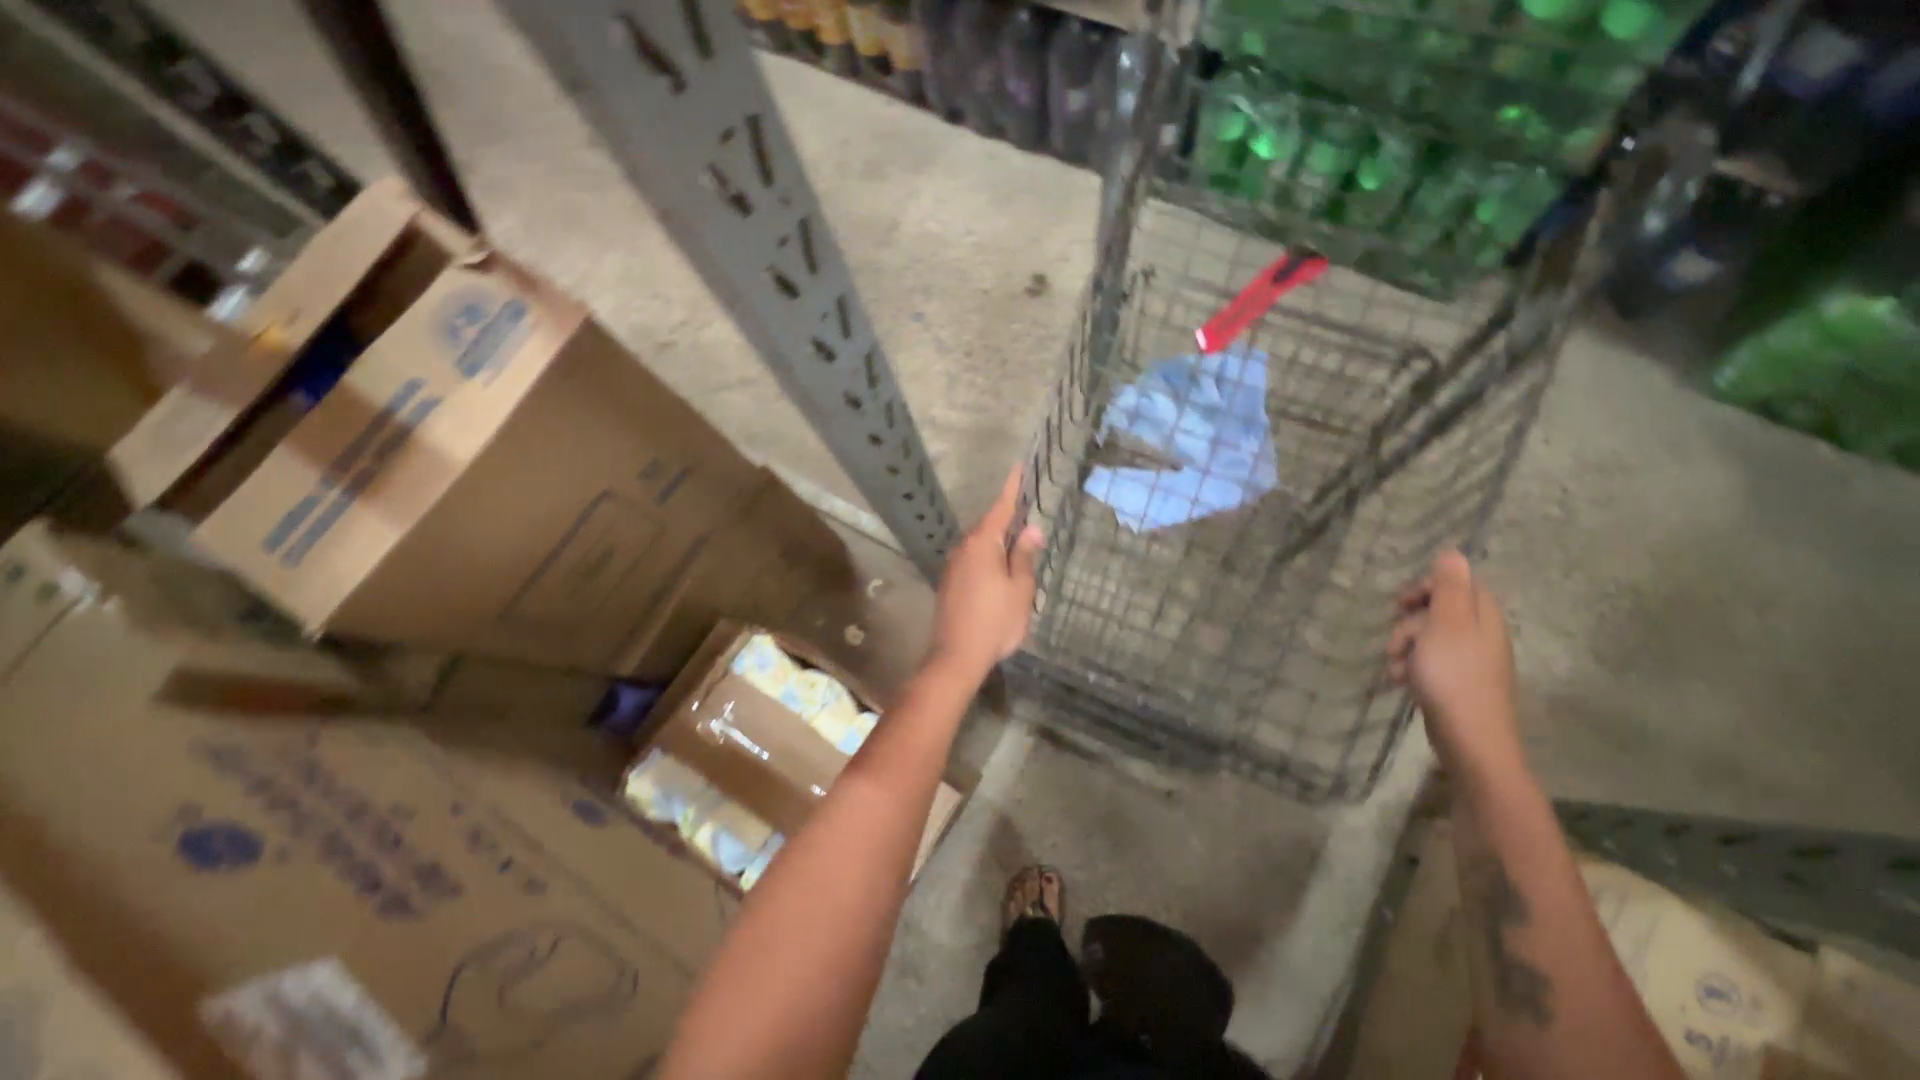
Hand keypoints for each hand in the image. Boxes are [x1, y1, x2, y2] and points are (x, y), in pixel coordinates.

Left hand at [927, 466, 1042, 677]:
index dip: (1013, 488)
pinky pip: (973, 560)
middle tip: (1030, 513)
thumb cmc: (995, 621)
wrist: (956, 656)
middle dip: (1008, 519)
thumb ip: (1024, 556)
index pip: (1001, 507)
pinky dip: (988, 558)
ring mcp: (953, 566)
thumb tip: (1031, 529)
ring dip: (998, 542)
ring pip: (980, 545)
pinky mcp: (949, 583)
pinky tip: (1000, 570)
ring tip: (1019, 544)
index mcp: (983, 543)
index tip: (1019, 467)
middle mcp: (964, 548)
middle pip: (989, 526)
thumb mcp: (1020, 589)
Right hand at [1388, 550, 1522, 773]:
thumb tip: (1454, 552)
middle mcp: (1481, 634)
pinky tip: (1399, 683)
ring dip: (1404, 648)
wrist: (1470, 739)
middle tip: (1394, 641)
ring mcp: (1471, 661)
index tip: (1399, 604)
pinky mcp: (1459, 684)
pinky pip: (1430, 664)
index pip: (1456, 584)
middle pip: (1438, 611)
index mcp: (1482, 615)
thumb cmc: (1454, 676)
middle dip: (1408, 623)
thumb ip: (1449, 586)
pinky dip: (1412, 669)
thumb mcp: (1446, 623)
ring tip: (1393, 667)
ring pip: (1428, 639)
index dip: (1425, 589)